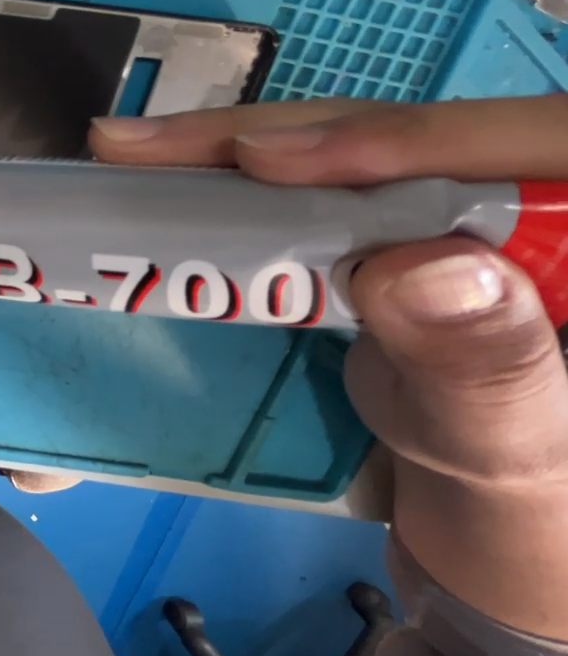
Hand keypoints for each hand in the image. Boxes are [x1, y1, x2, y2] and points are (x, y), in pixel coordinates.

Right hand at [91, 96, 567, 636]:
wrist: (502, 524)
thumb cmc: (523, 510)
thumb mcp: (508, 456)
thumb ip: (482, 368)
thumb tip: (414, 268)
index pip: (537, 146)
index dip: (407, 136)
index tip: (267, 160)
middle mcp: (536, 206)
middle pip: (418, 132)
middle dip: (277, 131)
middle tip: (144, 145)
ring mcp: (465, 215)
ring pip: (358, 146)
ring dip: (240, 143)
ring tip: (129, 149)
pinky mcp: (404, 228)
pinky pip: (323, 180)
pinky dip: (239, 175)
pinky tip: (172, 168)